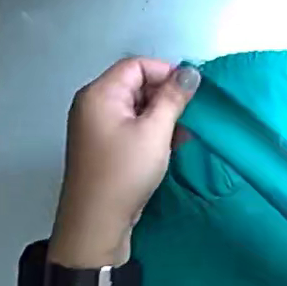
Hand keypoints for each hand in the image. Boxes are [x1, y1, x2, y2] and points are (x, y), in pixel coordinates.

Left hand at [51, 57, 199, 266]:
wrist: (98, 220)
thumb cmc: (126, 171)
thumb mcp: (155, 132)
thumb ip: (173, 98)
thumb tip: (190, 72)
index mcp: (100, 94)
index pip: (136, 65)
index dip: (166, 73)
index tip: (192, 93)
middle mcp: (94, 104)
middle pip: (136, 84)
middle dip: (166, 95)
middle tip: (190, 115)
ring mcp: (98, 126)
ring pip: (137, 107)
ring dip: (163, 115)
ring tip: (183, 134)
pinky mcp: (106, 145)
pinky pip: (133, 126)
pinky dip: (153, 130)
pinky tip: (172, 145)